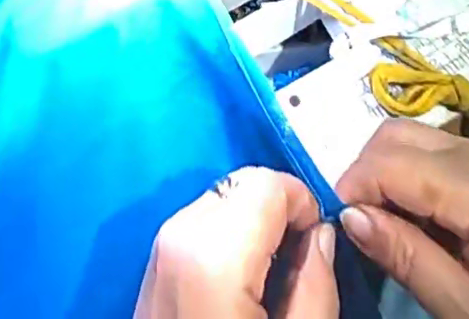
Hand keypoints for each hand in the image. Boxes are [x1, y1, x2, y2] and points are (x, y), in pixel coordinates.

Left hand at [134, 167, 337, 318]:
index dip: (303, 206)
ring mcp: (157, 257)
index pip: (268, 185)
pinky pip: (201, 224)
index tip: (316, 247)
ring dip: (253, 220)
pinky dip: (228, 234)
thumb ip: (316, 283)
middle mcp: (178, 240)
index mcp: (213, 259)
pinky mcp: (149, 276)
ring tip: (269, 274)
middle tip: (296, 260)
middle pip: (243, 185)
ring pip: (222, 199)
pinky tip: (239, 283)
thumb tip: (319, 234)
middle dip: (277, 209)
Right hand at [335, 120, 468, 318]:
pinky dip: (413, 173)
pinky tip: (414, 218)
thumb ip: (410, 257)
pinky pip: (439, 153)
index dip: (351, 187)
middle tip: (353, 229)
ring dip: (387, 171)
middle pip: (398, 133)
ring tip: (380, 229)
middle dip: (364, 171)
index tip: (331, 226)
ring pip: (416, 137)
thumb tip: (350, 214)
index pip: (389, 160)